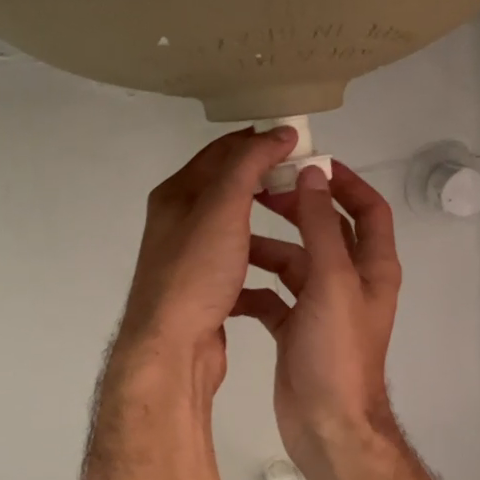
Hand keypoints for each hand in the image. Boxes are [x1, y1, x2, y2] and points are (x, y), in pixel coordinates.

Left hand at [114, 127, 297, 393]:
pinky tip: (282, 263)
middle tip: (306, 178)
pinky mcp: (205, 290)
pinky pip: (237, 263)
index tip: (299, 141)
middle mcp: (179, 222)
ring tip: (300, 217)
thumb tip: (280, 132)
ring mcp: (191, 259)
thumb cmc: (196, 272)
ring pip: (234, 226)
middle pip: (227, 187)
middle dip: (265, 177)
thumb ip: (250, 165)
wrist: (173, 348)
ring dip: (264, 217)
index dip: (259, 141)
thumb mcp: (223, 207)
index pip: (221, 152)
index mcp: (176, 194)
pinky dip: (259, 256)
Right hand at [235, 161, 402, 466]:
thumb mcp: (332, 281)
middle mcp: (351, 283)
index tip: (308, 162)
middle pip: (326, 232)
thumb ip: (321, 227)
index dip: (344, 183)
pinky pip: (274, 298)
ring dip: (267, 248)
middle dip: (296, 209)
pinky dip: (254, 288)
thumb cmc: (337, 352)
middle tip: (257, 190)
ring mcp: (322, 308)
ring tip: (232, 234)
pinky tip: (227, 283)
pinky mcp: (296, 331)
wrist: (327, 425)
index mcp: (372, 267)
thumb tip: (313, 176)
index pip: (368, 210)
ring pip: (294, 264)